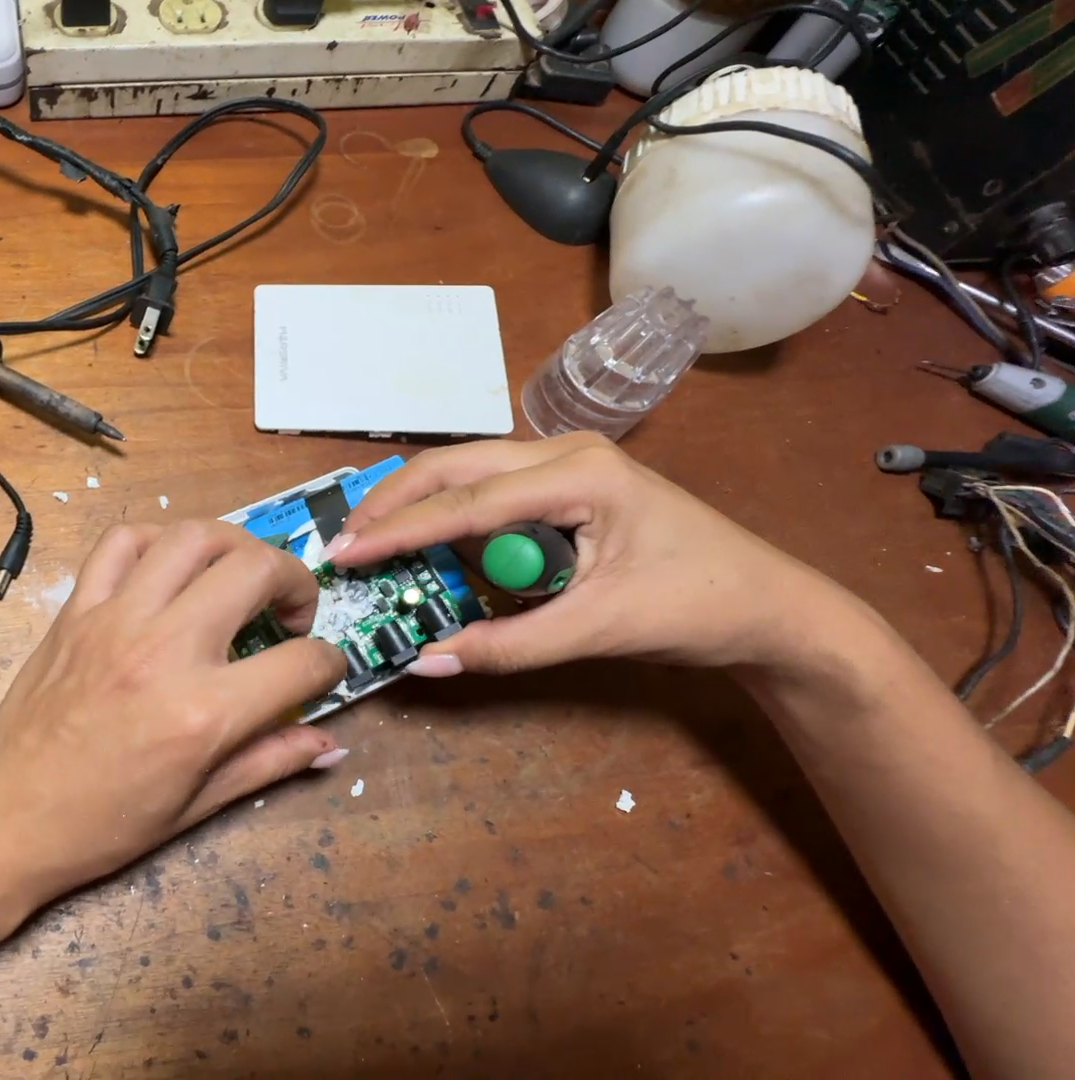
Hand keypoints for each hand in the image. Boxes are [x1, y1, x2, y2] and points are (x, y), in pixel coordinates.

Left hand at [0, 521, 346, 909]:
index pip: (302, 662)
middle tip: (288, 613)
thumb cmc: (103, 825)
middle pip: (255, 569)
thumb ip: (270, 762)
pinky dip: (156, 541)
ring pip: (191, 537)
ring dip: (233, 546)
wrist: (6, 819)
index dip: (328, 664)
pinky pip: (119, 544)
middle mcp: (163, 649)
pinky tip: (168, 570)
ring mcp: (114, 620)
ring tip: (237, 578)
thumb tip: (330, 742)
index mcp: (203, 713)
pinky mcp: (75, 610)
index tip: (320, 671)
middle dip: (295, 582)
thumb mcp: (196, 808)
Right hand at [325, 434, 861, 675]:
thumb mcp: (597, 630)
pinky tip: (421, 537)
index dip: (400, 530)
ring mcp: (564, 463)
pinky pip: (486, 491)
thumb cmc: (699, 607)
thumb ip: (507, 646)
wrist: (773, 607)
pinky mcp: (562, 483)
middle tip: (346, 540)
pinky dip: (447, 515)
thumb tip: (425, 663)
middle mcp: (564, 453)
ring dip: (416, 504)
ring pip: (465, 471)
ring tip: (371, 539)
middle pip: (453, 465)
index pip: (467, 503)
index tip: (347, 552)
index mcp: (580, 475)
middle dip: (394, 501)